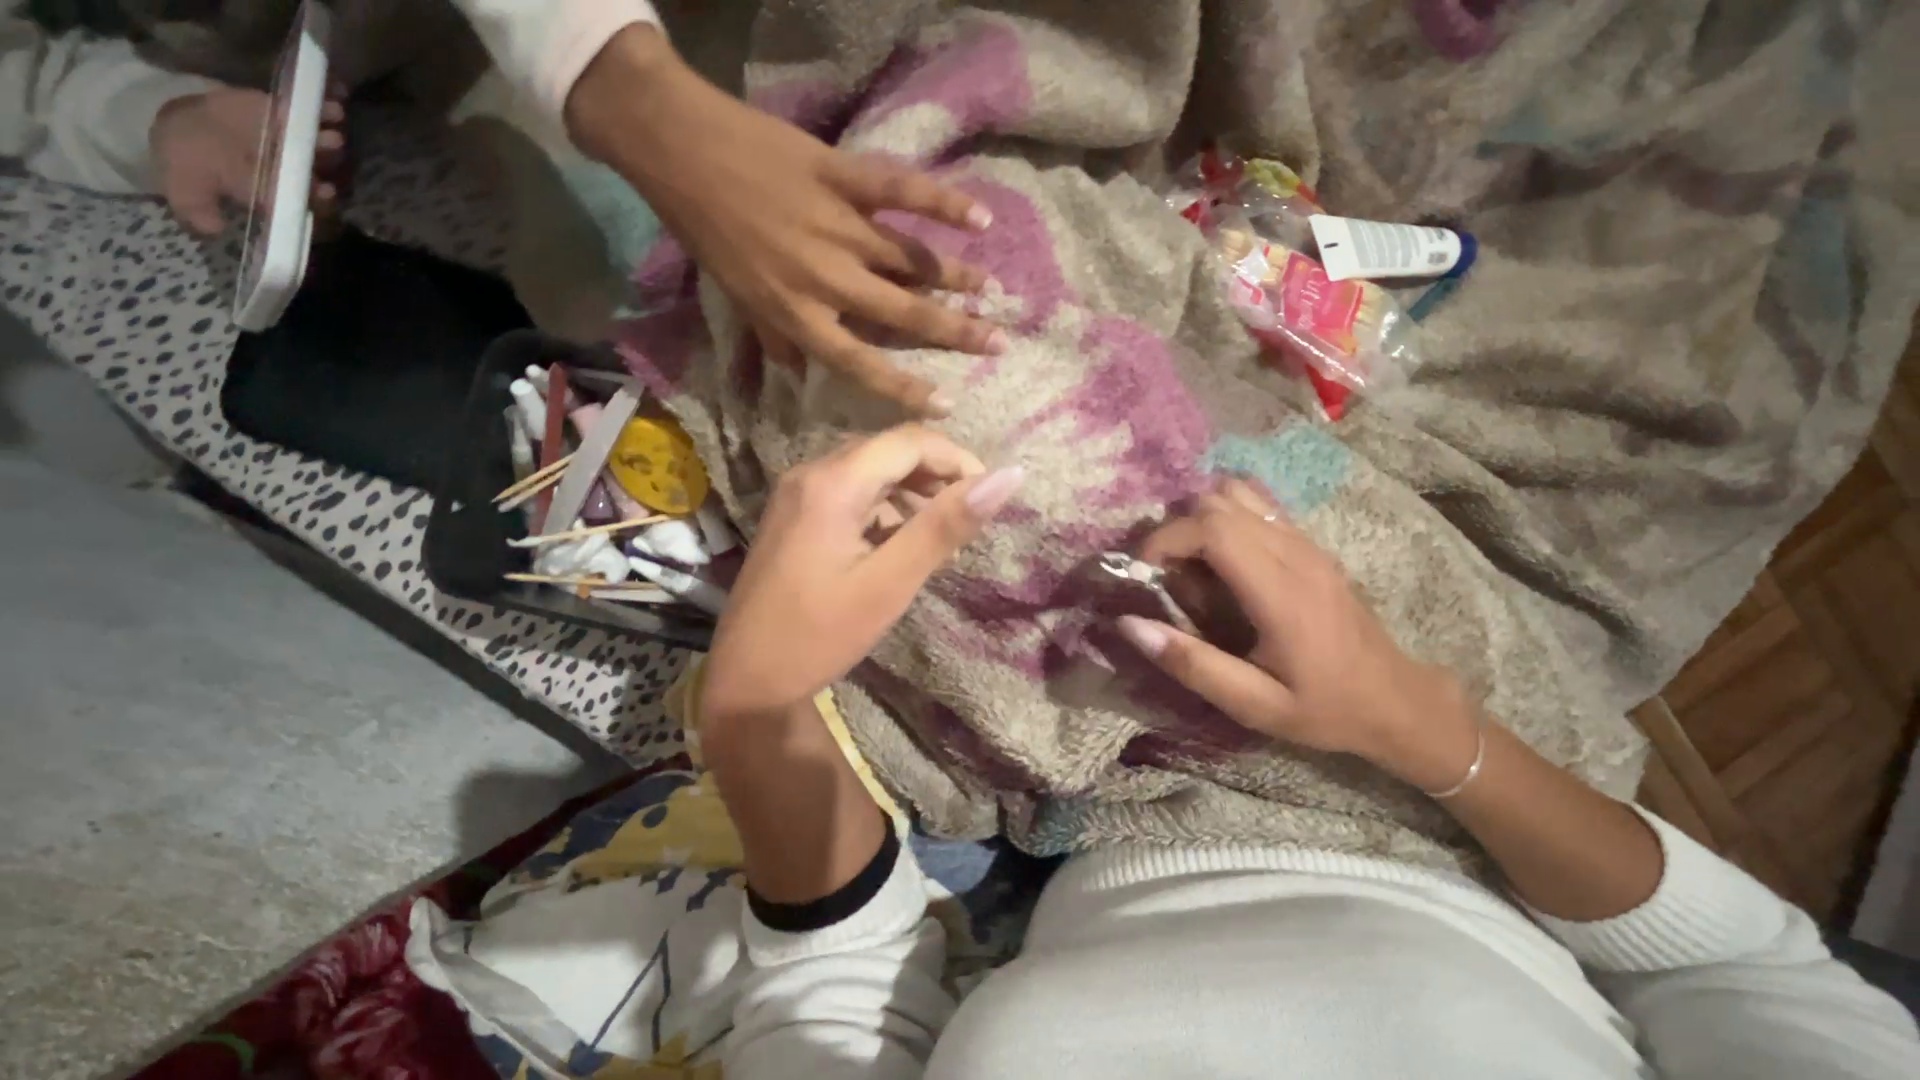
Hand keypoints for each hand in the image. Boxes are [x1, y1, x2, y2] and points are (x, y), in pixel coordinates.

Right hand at [150, 85, 347, 235]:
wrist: (181, 128)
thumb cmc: (189, 165)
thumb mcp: (184, 189)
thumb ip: (195, 209)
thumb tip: (210, 228)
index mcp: (273, 195)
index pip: (301, 200)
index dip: (314, 197)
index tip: (323, 189)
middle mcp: (291, 173)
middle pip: (316, 168)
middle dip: (326, 160)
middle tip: (332, 144)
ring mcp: (292, 145)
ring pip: (317, 142)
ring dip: (327, 133)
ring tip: (332, 120)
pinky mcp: (287, 118)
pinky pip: (308, 115)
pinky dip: (321, 108)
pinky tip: (332, 99)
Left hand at [566, 26, 1003, 415]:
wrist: (682, 152)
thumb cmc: (708, 233)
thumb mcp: (737, 299)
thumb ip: (776, 337)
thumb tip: (801, 374)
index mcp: (798, 314)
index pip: (862, 364)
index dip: (906, 388)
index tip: (946, 403)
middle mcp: (827, 280)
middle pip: (903, 313)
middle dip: (955, 332)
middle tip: (997, 342)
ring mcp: (840, 227)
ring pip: (911, 258)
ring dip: (956, 277)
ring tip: (991, 291)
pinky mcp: (845, 178)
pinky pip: (903, 193)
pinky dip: (943, 204)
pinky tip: (981, 219)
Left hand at [700, 426, 1023, 727]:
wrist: (747, 678)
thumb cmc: (821, 634)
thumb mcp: (890, 582)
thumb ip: (945, 526)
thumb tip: (1010, 477)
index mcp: (832, 482)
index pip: (909, 441)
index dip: (957, 459)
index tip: (990, 495)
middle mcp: (810, 473)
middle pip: (887, 451)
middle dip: (935, 476)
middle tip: (968, 519)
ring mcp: (796, 494)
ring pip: (869, 472)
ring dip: (911, 494)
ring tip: (941, 537)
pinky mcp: (793, 517)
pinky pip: (848, 494)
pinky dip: (883, 509)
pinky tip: (900, 546)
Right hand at [1117, 478, 1479, 792]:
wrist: (1397, 701)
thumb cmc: (1325, 708)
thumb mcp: (1254, 704)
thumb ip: (1192, 663)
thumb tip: (1129, 624)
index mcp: (1282, 593)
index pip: (1214, 528)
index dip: (1167, 538)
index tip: (1144, 571)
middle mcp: (1296, 555)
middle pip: (1221, 501)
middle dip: (1178, 528)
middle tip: (1164, 573)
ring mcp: (1308, 544)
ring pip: (1240, 493)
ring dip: (1202, 517)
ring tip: (1191, 563)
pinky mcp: (1312, 545)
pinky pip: (1260, 505)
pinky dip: (1226, 516)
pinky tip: (1220, 558)